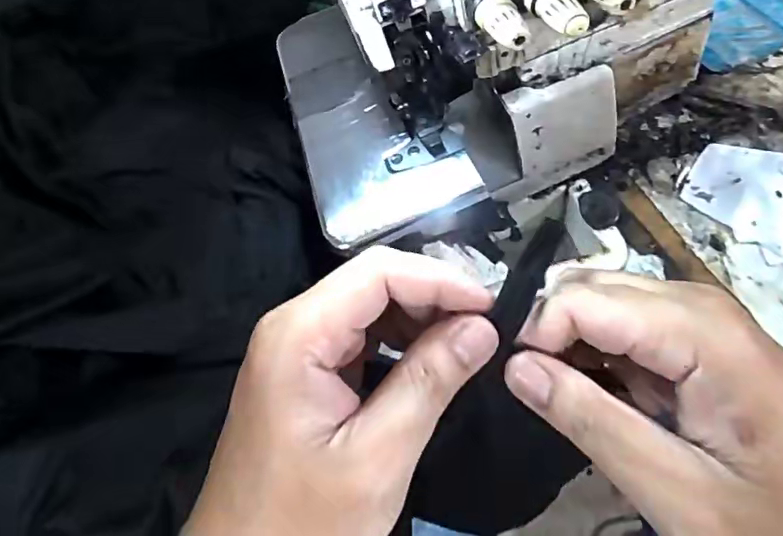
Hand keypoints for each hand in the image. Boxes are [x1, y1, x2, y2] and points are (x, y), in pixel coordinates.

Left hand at [184, 246, 499, 535]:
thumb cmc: (302, 524)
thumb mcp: (375, 460)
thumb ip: (428, 383)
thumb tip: (481, 328)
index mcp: (299, 332)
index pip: (376, 272)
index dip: (437, 278)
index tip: (490, 302)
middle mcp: (292, 323)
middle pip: (371, 281)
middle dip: (431, 294)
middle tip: (487, 322)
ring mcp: (295, 344)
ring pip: (368, 304)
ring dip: (419, 315)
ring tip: (469, 338)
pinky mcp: (304, 368)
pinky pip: (358, 333)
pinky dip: (399, 339)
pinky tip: (432, 356)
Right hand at [503, 271, 782, 535]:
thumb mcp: (685, 496)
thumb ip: (592, 422)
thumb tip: (515, 367)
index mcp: (697, 328)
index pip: (580, 297)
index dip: (535, 332)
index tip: (513, 381)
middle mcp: (695, 301)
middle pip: (588, 286)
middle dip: (549, 328)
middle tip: (531, 389)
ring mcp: (702, 315)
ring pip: (603, 298)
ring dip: (572, 338)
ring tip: (563, 394)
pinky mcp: (704, 335)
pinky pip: (629, 322)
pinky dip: (601, 349)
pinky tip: (600, 392)